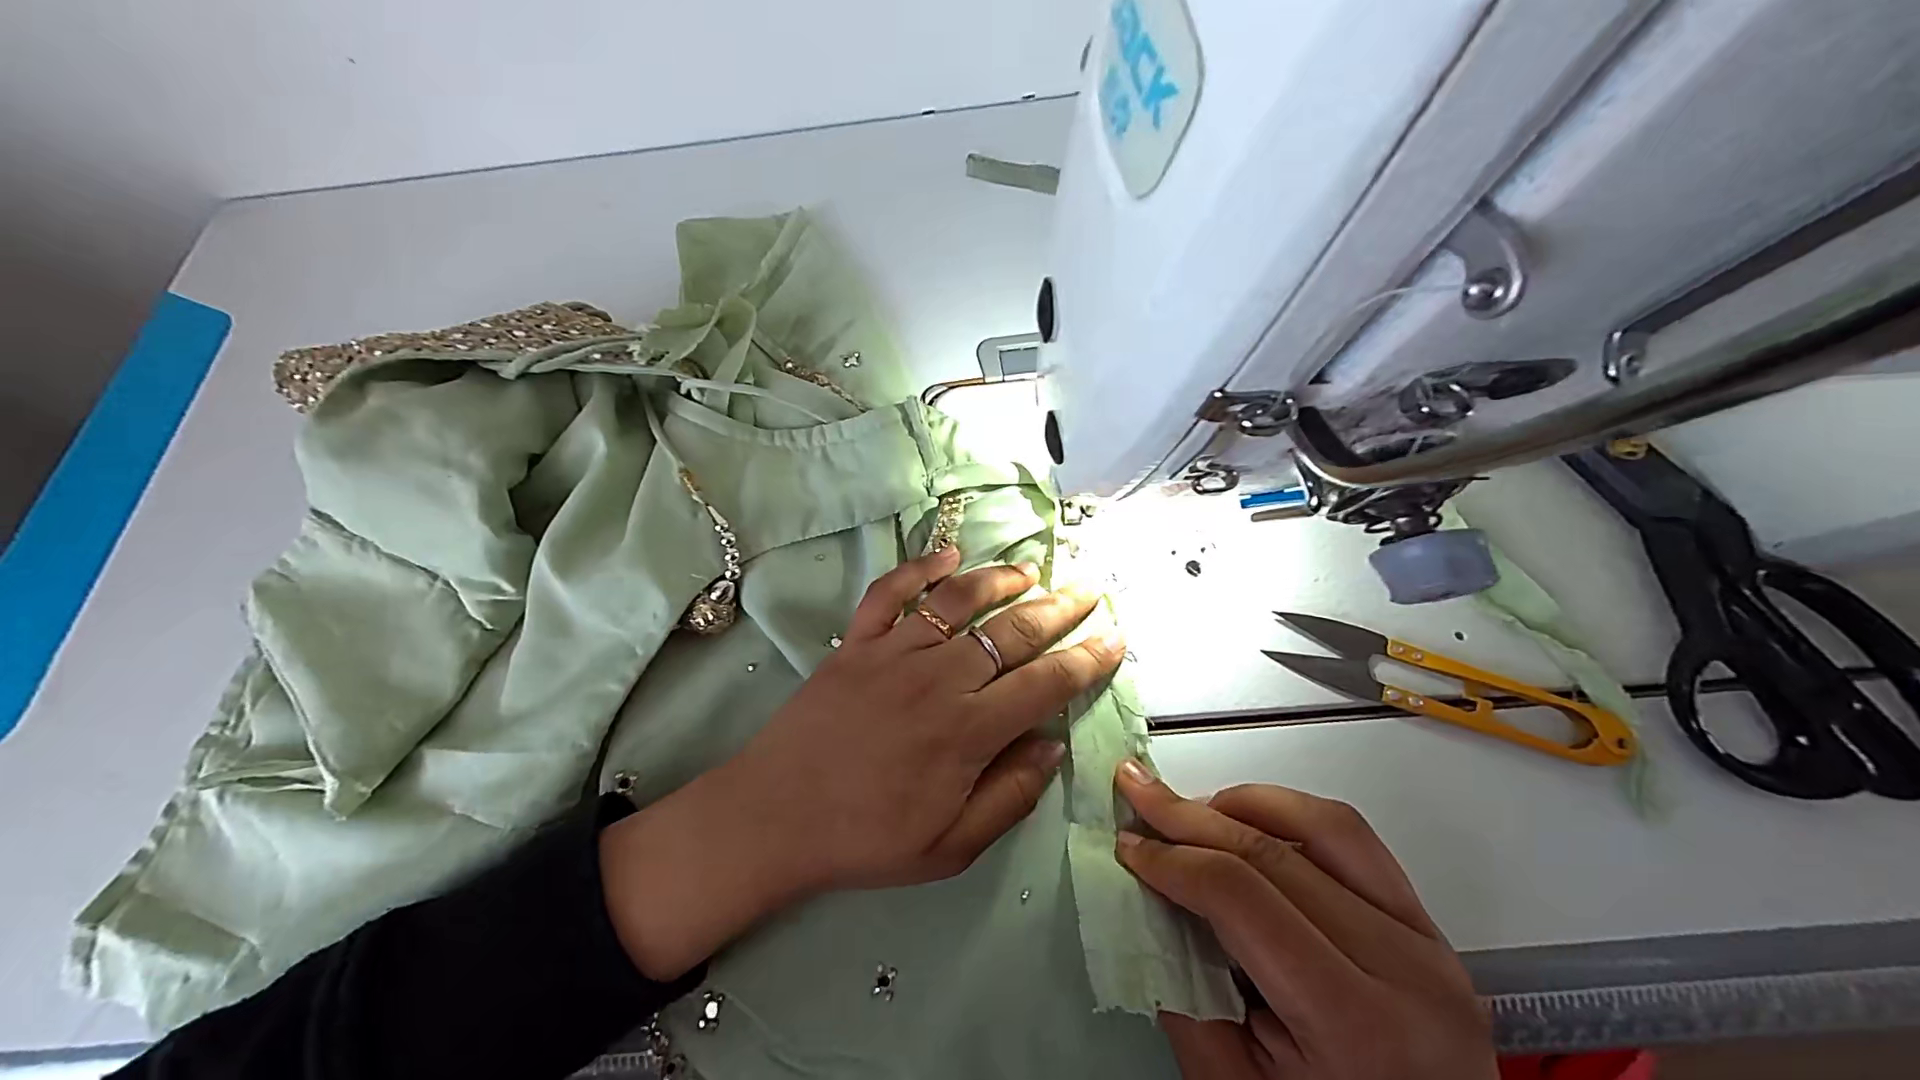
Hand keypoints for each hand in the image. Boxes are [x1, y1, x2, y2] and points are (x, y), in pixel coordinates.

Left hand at [601, 544, 1124, 978]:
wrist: (772, 818)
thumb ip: (1010, 795)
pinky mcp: (855, 643)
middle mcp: (937, 679)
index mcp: (967, 732)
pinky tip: (947, 556)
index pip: (1046, 684)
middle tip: (1089, 591)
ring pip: (958, 601)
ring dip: (1001, 580)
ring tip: (1031, 573)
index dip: (1088, 659)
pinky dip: (919, 568)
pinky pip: (890, 593)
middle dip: (1061, 609)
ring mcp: (892, 653)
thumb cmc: (865, 839)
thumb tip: (1053, 744)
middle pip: (1013, 632)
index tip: (1114, 639)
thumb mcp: (950, 848)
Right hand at [1113, 765, 1494, 1079]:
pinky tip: (1249, 823)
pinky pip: (1354, 842)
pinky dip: (1291, 816)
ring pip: (1324, 824)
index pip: (1244, 897)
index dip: (1174, 861)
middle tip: (1139, 791)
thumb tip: (1144, 903)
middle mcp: (1406, 969)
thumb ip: (1184, 996)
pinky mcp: (1429, 928)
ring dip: (1243, 804)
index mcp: (1358, 1024)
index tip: (1129, 846)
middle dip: (1190, 815)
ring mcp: (1427, 942)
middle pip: (1275, 852)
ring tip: (1190, 809)